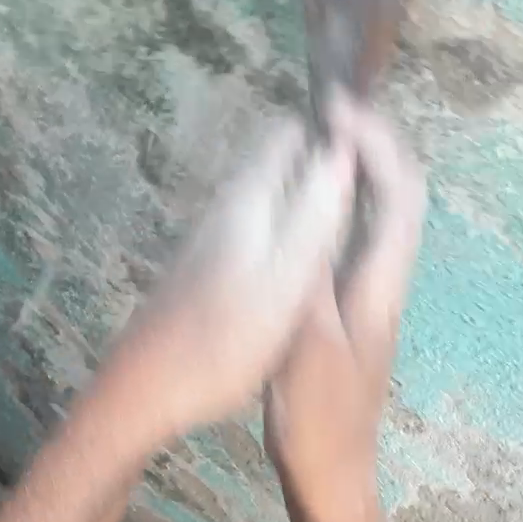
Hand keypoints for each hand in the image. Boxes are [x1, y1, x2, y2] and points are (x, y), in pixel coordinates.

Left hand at [98, 117, 356, 444]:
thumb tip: (342, 153)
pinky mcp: (206, 273)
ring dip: (305, 209)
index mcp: (246, 202)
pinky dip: (286, 243)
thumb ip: (312, 218)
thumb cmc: (222, 344)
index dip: (330, 133)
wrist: (149, 388)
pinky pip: (257, 237)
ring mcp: (211, 242)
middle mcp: (225, 210)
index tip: (372, 158)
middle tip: (369, 203)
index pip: (288, 133)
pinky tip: (301, 280)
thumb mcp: (282, 283)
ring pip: (269, 203)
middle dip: (322, 171)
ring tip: (345, 241)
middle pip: (279, 165)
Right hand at [264, 93, 426, 521]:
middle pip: (396, 201)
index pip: (399, 197)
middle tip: (326, 116)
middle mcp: (382, 287)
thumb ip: (310, 280)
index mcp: (379, 289)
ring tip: (313, 149)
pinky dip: (332, 216)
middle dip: (372, 149)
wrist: (330, 475)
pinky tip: (300, 217)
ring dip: (354, 179)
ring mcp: (366, 304)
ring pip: (373, 224)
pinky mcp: (345, 320)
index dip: (378, 145)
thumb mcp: (307, 349)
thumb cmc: (319, 420)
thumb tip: (316, 205)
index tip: (338, 108)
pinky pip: (347, 249)